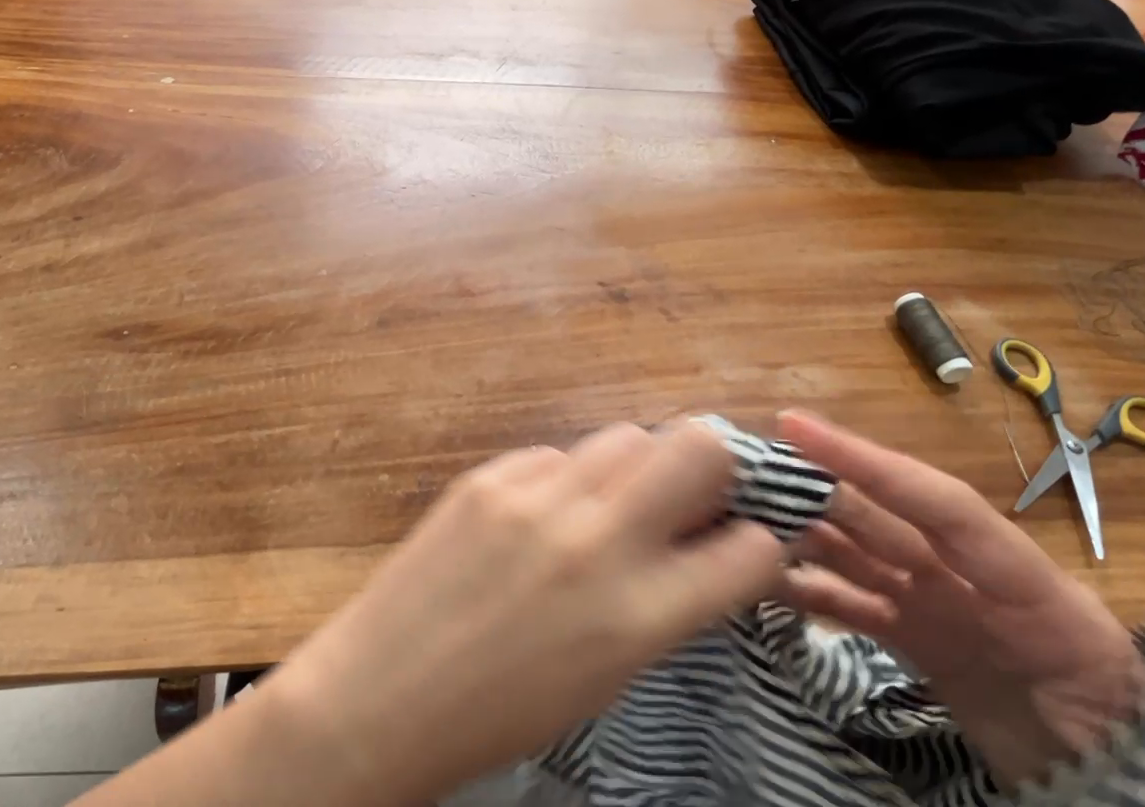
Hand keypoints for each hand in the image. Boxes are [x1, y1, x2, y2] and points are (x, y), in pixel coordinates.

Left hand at [258, 420, 787, 804]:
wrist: (384, 693)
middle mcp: (596, 540)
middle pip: (699, 446)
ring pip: (626, 436)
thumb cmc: (504, 709)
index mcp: (639, 614)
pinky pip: (555, 454)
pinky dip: (566, 478)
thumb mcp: (610, 676)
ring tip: (611, 504)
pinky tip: (542, 514)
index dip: (760, 544)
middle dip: (714, 468)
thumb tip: (704, 546)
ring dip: (638, 467)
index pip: (751, 548)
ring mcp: (536, 498)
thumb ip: (665, 605)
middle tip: (689, 499)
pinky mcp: (487, 477)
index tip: (741, 543)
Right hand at [777, 410, 1144, 790]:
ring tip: (738, 517)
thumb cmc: (1119, 727)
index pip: (934, 500)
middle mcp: (964, 574)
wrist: (1126, 775)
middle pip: (877, 517)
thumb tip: (939, 590)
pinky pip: (850, 600)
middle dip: (812, 488)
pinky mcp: (915, 636)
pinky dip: (807, 587)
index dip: (863, 459)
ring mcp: (935, 603)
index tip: (793, 425)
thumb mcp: (1085, 674)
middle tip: (739, 471)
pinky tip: (763, 577)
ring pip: (853, 553)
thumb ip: (1025, 624)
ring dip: (799, 533)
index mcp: (1017, 572)